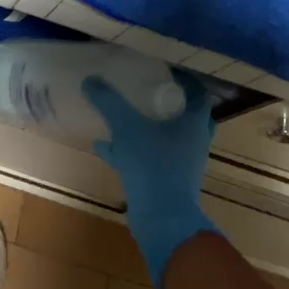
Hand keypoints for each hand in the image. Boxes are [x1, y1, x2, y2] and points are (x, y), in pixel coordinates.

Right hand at [84, 73, 220, 287]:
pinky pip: (150, 158)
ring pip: (167, 139)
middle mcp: (193, 142)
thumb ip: (108, 102)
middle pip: (186, 117)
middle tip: (147, 90)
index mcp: (193, 123)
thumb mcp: (126, 127)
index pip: (197, 94)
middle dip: (167, 103)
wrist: (162, 218)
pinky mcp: (167, 182)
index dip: (184, 80)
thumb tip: (90, 79)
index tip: (164, 70)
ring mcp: (182, 164)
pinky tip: (104, 146)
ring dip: (148, 127)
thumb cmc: (152, 164)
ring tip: (122, 116)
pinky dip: (131, 150)